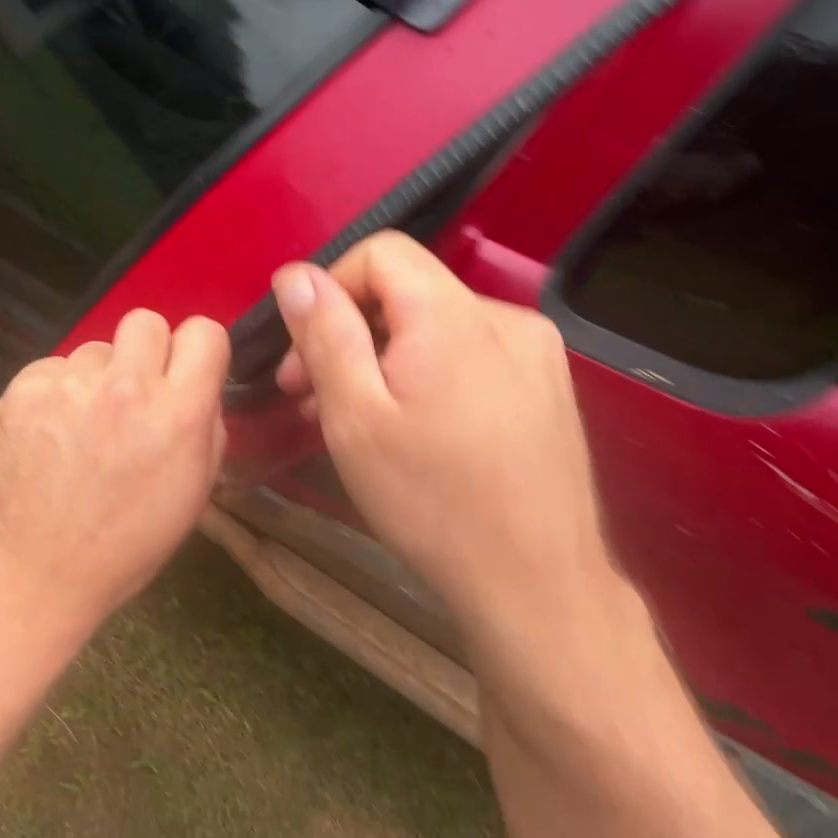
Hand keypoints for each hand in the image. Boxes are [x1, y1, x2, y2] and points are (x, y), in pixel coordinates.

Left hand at [0, 310, 229, 629]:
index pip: (203, 332)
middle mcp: (123, 387)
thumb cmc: (125, 545)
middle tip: (131, 394)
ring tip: (81, 428)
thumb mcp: (192, 494)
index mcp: (176, 414)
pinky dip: (54, 392)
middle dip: (145, 351)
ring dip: (95, 379)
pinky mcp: (21, 388)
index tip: (182, 372)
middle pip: (143, 321)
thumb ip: (202, 427)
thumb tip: (194, 387)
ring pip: (92, 351)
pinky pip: (51, 368)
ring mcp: (66, 384)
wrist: (35, 569)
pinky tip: (48, 433)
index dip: (196, 351)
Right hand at [271, 232, 614, 631]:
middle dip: (344, 331)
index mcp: (455, 317)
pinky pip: (463, 354)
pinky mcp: (544, 387)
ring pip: (430, 324)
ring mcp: (534, 354)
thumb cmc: (430, 500)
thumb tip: (294, 274)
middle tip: (305, 395)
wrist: (537, 585)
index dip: (328, 288)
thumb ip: (324, 334)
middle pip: (403, 290)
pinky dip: (417, 375)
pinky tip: (400, 428)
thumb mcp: (353, 415)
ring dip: (376, 358)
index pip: (380, 252)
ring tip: (345, 418)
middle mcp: (506, 319)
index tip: (301, 352)